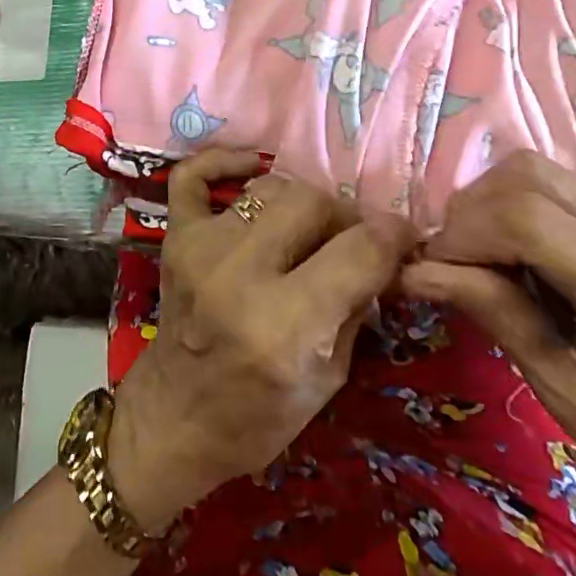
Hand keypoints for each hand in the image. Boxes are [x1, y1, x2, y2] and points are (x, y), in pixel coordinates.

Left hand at [107, 150, 412, 530]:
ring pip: (267, 187)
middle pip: (310, 202)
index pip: (357, 250)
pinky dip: (223, 162)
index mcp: (284, 326)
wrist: (177, 414)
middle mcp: (238, 276)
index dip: (392, 237)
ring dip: (298, 202)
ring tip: (306, 228)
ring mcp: (199, 249)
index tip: (401, 236)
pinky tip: (253, 169)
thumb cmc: (259, 414)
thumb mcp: (330, 376)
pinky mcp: (173, 237)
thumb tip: (382, 249)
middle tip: (349, 238)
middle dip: (344, 217)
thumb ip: (355, 304)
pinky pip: (192, 175)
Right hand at [404, 152, 575, 575]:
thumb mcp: (562, 390)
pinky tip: (520, 256)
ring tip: (482, 255)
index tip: (432, 267)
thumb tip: (413, 269)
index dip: (465, 232)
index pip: (531, 219)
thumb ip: (495, 314)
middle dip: (472, 210)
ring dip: (493, 204)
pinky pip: (567, 190)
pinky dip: (521, 209)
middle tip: (454, 258)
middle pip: (534, 177)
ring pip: (546, 173)